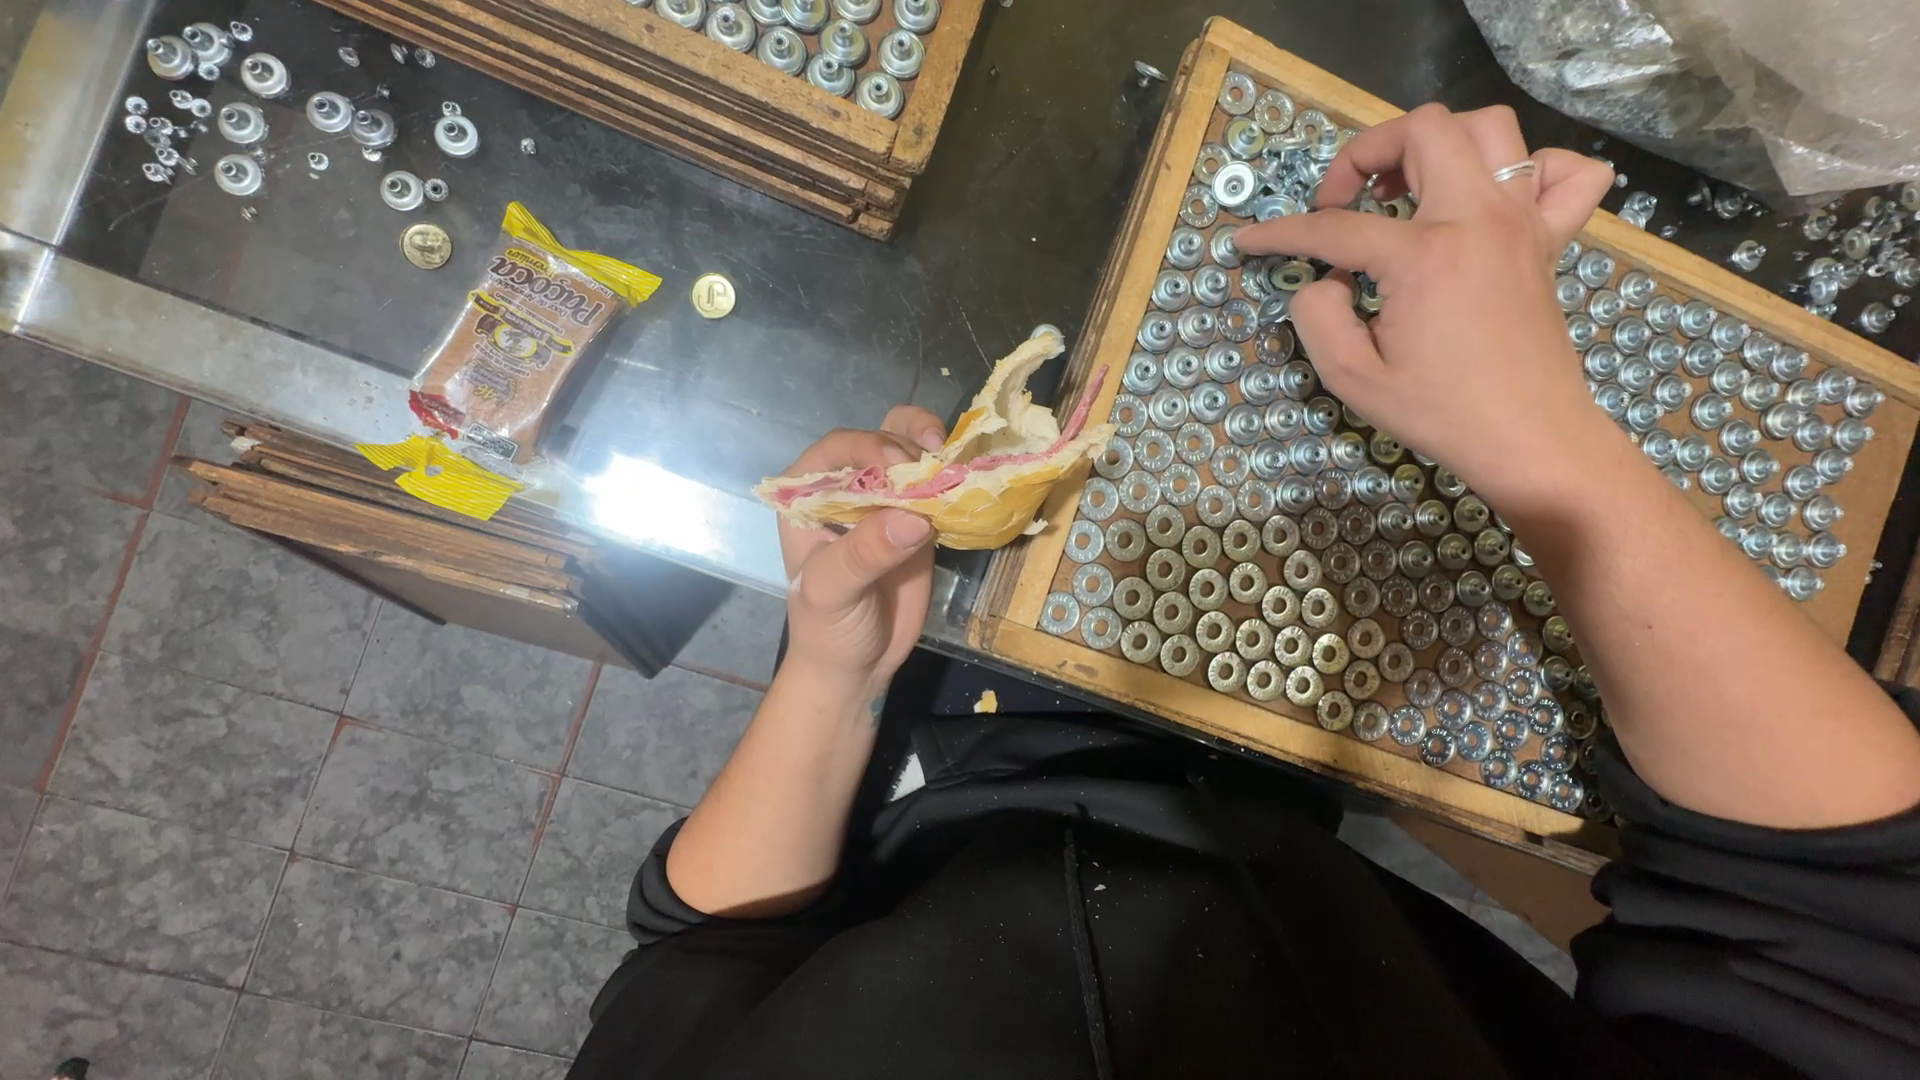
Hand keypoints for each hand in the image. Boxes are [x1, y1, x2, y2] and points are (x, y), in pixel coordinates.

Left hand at [776, 405, 945, 692]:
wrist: (857, 666)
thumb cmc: (827, 628)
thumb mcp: (832, 592)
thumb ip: (864, 554)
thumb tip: (914, 518)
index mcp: (807, 496)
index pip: (836, 450)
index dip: (866, 446)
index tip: (895, 466)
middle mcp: (846, 489)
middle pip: (879, 440)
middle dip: (906, 444)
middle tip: (930, 466)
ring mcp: (885, 502)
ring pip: (910, 452)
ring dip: (932, 449)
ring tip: (951, 460)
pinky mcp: (918, 521)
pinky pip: (936, 487)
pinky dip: (953, 479)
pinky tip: (968, 481)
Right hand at [1233, 104, 1615, 512]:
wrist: (1526, 436)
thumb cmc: (1435, 411)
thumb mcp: (1350, 376)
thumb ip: (1317, 316)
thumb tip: (1326, 280)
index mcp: (1423, 255)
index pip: (1335, 228)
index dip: (1281, 233)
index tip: (1250, 240)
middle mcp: (1477, 217)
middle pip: (1424, 128)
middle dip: (1365, 152)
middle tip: (1340, 202)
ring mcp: (1523, 221)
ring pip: (1490, 129)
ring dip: (1437, 145)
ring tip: (1405, 190)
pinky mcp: (1550, 238)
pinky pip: (1563, 170)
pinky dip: (1528, 169)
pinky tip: (1489, 204)